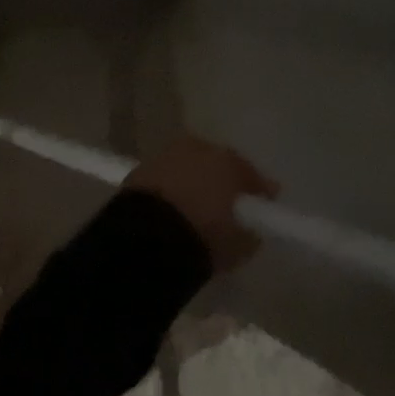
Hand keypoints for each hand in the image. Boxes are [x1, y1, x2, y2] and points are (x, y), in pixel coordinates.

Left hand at [123, 136, 274, 273]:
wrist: (143, 241)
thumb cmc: (200, 237)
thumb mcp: (235, 246)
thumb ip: (248, 235)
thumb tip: (250, 233)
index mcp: (227, 161)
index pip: (248, 174)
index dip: (256, 192)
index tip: (261, 207)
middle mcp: (195, 149)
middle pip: (213, 166)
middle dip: (219, 184)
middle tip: (221, 208)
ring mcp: (161, 159)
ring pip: (183, 172)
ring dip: (189, 187)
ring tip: (190, 214)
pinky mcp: (134, 176)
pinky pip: (159, 184)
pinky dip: (165, 195)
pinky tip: (166, 215)